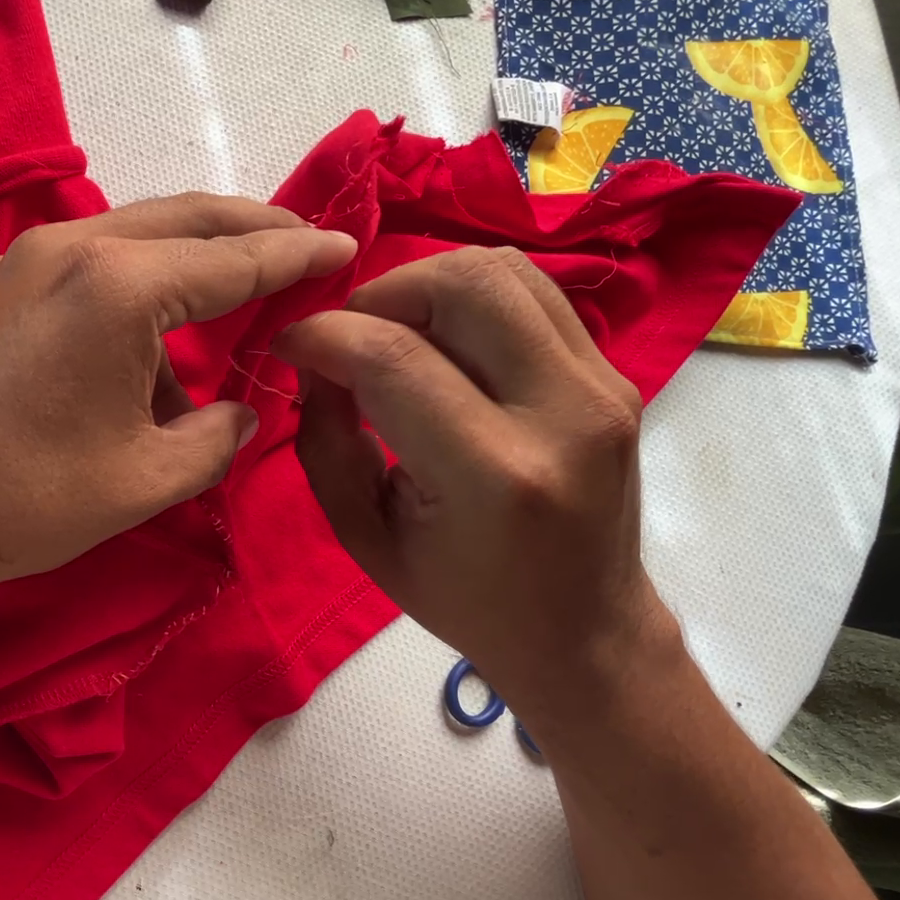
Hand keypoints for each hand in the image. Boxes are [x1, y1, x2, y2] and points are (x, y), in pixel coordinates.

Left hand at [0, 193, 355, 604]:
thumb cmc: (29, 502)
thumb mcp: (147, 480)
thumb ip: (217, 438)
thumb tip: (242, 413)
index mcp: (117, 286)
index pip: (233, 259)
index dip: (297, 256)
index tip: (345, 247)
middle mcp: (68, 247)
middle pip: (183, 219)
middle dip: (250, 231)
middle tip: (302, 244)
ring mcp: (20, 259)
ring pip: (130, 237)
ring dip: (184, 267)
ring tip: (221, 319)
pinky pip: (83, 265)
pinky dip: (129, 286)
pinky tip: (139, 342)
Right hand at [272, 247, 679, 732]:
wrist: (582, 629)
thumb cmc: (462, 600)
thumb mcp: (364, 537)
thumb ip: (326, 444)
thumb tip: (315, 364)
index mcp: (493, 474)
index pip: (393, 358)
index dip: (322, 336)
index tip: (286, 347)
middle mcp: (561, 413)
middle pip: (461, 285)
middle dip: (377, 294)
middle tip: (344, 338)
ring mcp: (602, 385)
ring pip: (503, 269)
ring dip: (423, 285)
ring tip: (387, 331)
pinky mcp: (614, 373)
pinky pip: (530, 292)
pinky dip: (465, 297)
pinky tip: (436, 338)